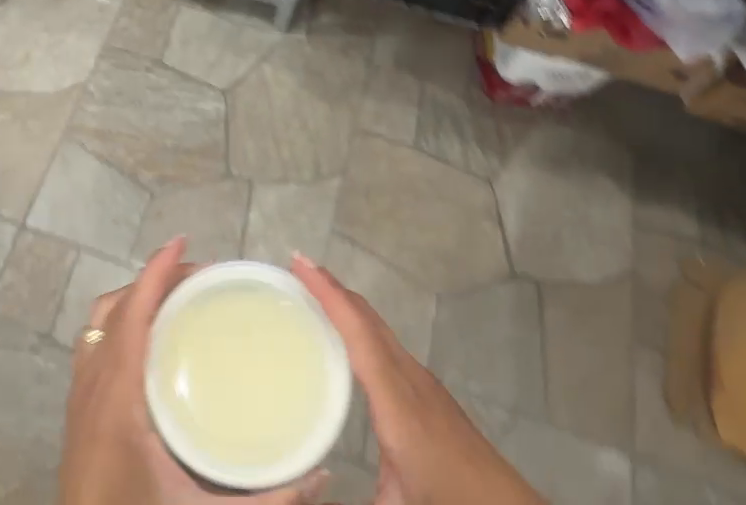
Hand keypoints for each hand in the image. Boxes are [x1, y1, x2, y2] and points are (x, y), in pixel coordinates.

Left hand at [60, 237, 330, 504]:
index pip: (131, 317)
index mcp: (118, 402)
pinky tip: (151, 340)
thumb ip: (266, 500)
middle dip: (154, 280)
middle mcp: (91, 388)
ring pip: (99, 323)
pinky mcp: (76, 409)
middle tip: (201, 277)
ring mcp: (78, 396)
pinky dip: (120, 324)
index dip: (154, 273)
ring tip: (176, 299)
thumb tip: (321, 475)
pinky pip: (94, 345)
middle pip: (115, 308)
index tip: (181, 242)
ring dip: (134, 299)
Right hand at [292, 253, 546, 504]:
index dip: (329, 295)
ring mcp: (421, 381)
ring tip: (315, 292)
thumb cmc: (447, 496)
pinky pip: (387, 344)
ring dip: (348, 304)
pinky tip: (349, 337)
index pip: (359, 334)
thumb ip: (348, 498)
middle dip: (333, 287)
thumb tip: (299, 497)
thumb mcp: (393, 503)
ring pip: (379, 328)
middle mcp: (409, 379)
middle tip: (298, 266)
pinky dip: (362, 326)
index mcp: (396, 401)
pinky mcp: (427, 391)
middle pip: (369, 319)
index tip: (301, 264)